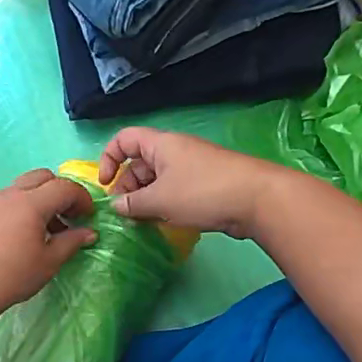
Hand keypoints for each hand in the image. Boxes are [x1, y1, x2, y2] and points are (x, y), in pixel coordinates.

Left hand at [0, 169, 96, 317]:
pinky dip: (25, 206)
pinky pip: (9, 199)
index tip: (89, 217)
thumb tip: (90, 233)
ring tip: (50, 228)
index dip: (82, 199)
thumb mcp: (50, 261)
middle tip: (71, 215)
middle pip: (43, 177)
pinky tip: (26, 234)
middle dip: (62, 191)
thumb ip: (72, 242)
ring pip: (25, 186)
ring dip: (43, 199)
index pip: (64, 187)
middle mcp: (11, 194)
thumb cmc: (13, 276)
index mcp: (31, 203)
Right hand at [99, 128, 289, 237]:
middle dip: (128, 186)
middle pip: (140, 162)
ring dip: (147, 198)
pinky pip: (177, 190)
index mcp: (161, 144)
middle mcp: (176, 150)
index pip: (124, 139)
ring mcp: (193, 167)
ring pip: (159, 179)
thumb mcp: (160, 200)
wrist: (256, 199)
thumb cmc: (202, 192)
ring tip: (145, 222)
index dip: (108, 158)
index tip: (105, 184)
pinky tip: (167, 222)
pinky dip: (166, 203)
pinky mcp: (207, 184)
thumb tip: (117, 206)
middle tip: (127, 212)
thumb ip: (133, 204)